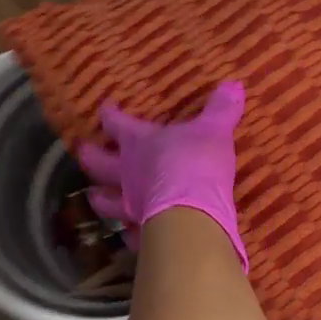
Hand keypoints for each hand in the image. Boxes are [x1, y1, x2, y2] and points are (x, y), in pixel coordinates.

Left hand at [77, 81, 249, 273]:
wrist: (193, 214)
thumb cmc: (197, 165)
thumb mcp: (214, 133)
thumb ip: (222, 111)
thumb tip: (235, 84)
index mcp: (139, 144)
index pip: (117, 123)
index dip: (110, 115)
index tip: (106, 108)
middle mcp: (126, 174)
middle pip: (98, 163)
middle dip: (90, 156)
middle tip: (85, 152)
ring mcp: (131, 205)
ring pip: (106, 202)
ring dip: (100, 199)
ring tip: (97, 197)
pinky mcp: (142, 233)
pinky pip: (130, 235)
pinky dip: (129, 235)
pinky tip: (131, 236)